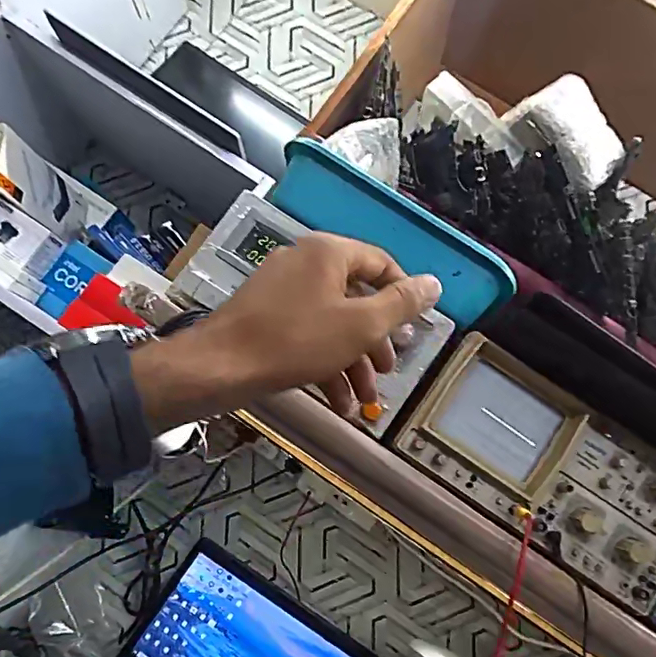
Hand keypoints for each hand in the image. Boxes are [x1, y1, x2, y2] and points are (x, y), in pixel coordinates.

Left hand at [131, 233, 441, 429]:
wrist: (221, 367)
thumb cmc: (296, 341)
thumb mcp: (360, 326)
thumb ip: (401, 305)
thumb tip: (435, 283)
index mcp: (329, 253)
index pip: (381, 264)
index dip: (404, 297)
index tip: (414, 330)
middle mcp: (306, 263)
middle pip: (356, 299)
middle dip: (377, 342)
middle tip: (389, 370)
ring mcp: (282, 290)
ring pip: (333, 323)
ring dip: (353, 363)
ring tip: (364, 400)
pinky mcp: (266, 317)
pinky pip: (307, 335)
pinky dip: (325, 365)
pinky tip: (337, 402)